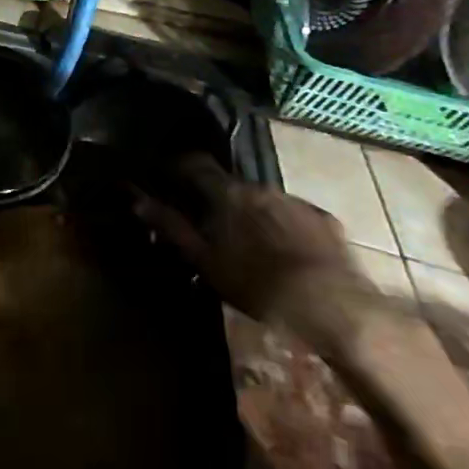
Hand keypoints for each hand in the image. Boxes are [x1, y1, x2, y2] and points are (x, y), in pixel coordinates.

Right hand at [133, 154, 377, 339]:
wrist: (332, 305)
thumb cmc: (257, 284)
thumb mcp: (205, 260)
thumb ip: (170, 226)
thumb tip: (136, 199)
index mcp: (226, 192)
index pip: (193, 163)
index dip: (178, 168)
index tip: (167, 179)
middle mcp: (259, 185)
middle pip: (229, 184)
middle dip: (218, 198)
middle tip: (212, 225)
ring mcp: (295, 200)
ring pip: (263, 200)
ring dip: (252, 213)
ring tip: (251, 243)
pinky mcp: (323, 220)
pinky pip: (294, 216)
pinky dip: (284, 227)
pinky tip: (286, 252)